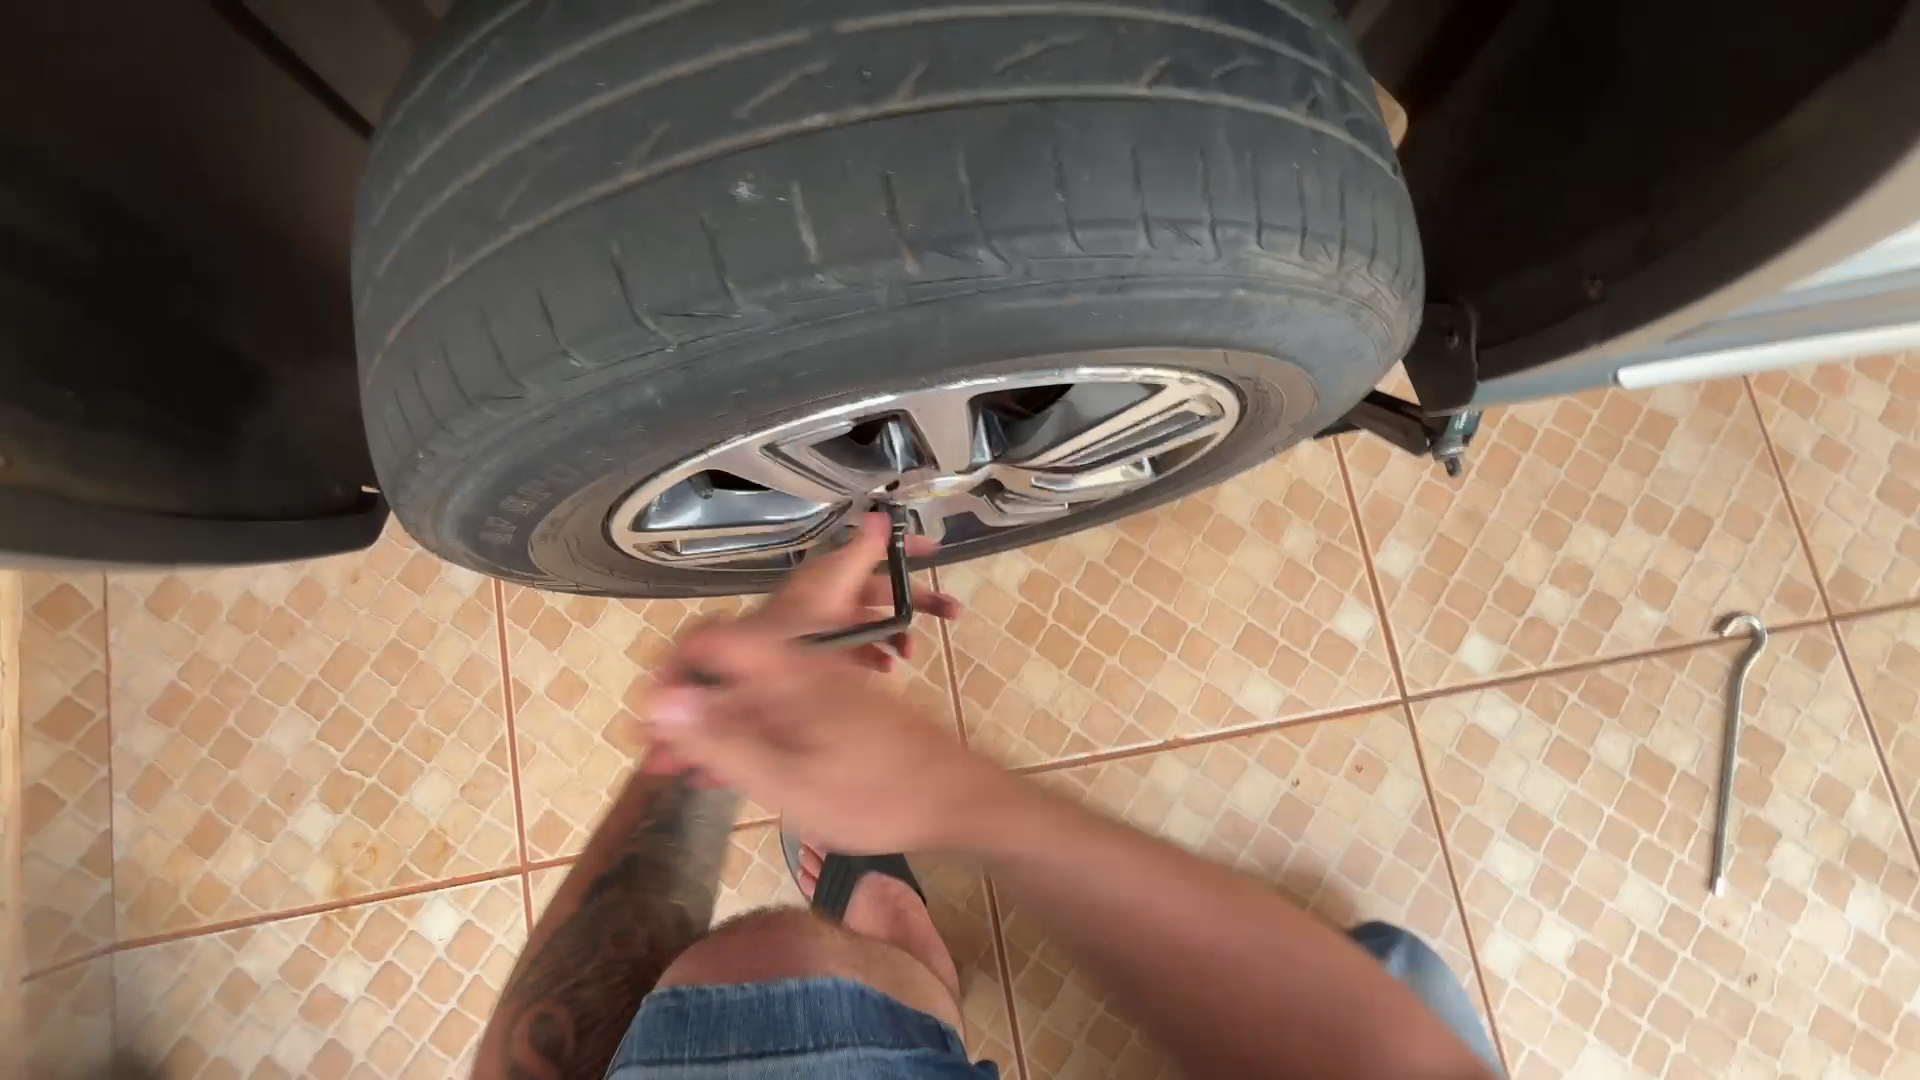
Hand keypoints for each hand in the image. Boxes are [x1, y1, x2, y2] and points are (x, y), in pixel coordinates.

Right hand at [631, 514, 1015, 852]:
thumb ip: (723, 740)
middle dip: (685, 711)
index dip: (669, 671)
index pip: (710, 638)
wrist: (956, 799)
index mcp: (791, 669)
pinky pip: (778, 713)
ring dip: (714, 730)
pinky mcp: (834, 711)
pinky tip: (729, 773)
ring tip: (679, 775)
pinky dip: (750, 737)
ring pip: (751, 696)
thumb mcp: (790, 781)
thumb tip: (659, 701)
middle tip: (654, 762)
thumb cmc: (877, 797)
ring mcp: (821, 688)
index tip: (647, 720)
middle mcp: (804, 665)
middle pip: (728, 671)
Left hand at [679, 511, 958, 675]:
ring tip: (911, 653)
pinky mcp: (827, 655)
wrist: (758, 668)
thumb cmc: (798, 623)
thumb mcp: (834, 582)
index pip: (877, 551)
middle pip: (886, 592)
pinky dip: (878, 657)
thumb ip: (861, 550)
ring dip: (899, 636)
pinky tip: (887, 668)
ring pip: (877, 624)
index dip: (906, 549)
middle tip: (953, 611)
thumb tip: (882, 513)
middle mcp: (835, 595)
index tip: (937, 549)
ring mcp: (832, 626)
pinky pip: (862, 651)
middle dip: (919, 601)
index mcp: (835, 573)